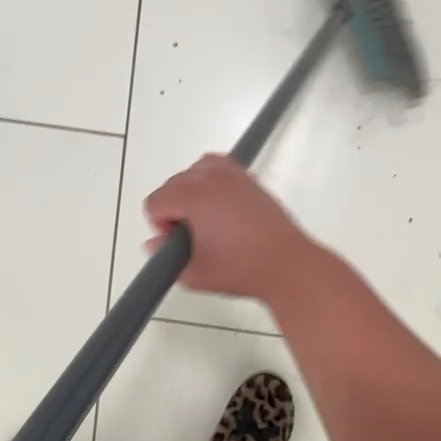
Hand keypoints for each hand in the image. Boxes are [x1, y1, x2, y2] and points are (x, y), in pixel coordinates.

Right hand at [144, 154, 321, 300]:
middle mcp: (209, 176)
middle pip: (171, 185)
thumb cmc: (240, 269)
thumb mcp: (194, 273)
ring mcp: (231, 173)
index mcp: (192, 195)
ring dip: (190, 194)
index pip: (154, 202)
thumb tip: (154, 244)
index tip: (178, 244)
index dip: (160, 226)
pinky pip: (216, 167)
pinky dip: (210, 181)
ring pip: (192, 174)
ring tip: (207, 223)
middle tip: (193, 238)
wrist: (286, 264)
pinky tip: (220, 207)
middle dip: (174, 209)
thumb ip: (166, 256)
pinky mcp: (248, 178)